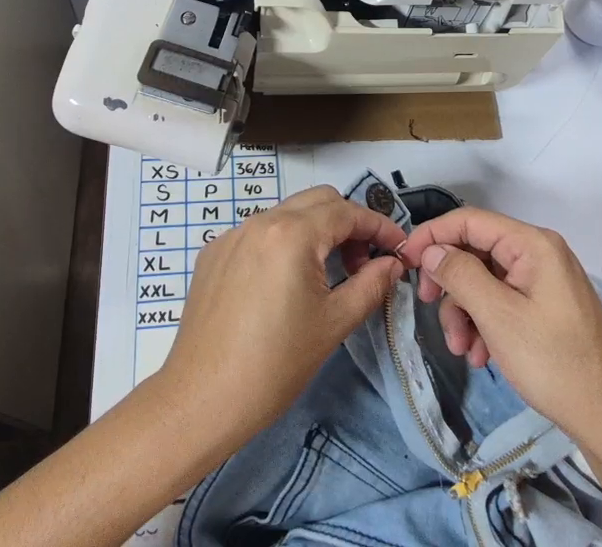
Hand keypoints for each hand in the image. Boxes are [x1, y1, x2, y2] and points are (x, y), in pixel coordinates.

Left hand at [158, 186, 406, 446]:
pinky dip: (284, 243)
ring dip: (316, 231)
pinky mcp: (212, 255)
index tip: (398, 249)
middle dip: (348, 222)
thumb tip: (391, 263)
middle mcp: (259, 222)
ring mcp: (231, 236)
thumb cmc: (276, 364)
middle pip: (317, 201)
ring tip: (329, 274)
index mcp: (291, 234)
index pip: (346, 212)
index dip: (379, 226)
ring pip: (286, 214)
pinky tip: (286, 284)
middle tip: (363, 262)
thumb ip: (370, 284)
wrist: (203, 399)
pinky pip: (259, 233)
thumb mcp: (334, 323)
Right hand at [396, 207, 601, 439]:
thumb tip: (431, 250)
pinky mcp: (545, 306)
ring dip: (465, 312)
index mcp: (533, 244)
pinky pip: (502, 301)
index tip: (404, 262)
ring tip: (464, 350)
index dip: (432, 236)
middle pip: (475, 252)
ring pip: (484, 281)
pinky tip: (483, 356)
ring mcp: (543, 281)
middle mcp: (539, 253)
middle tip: (427, 308)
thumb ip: (459, 274)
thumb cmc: (552, 361)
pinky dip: (485, 324)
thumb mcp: (498, 316)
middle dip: (450, 284)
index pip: (469, 221)